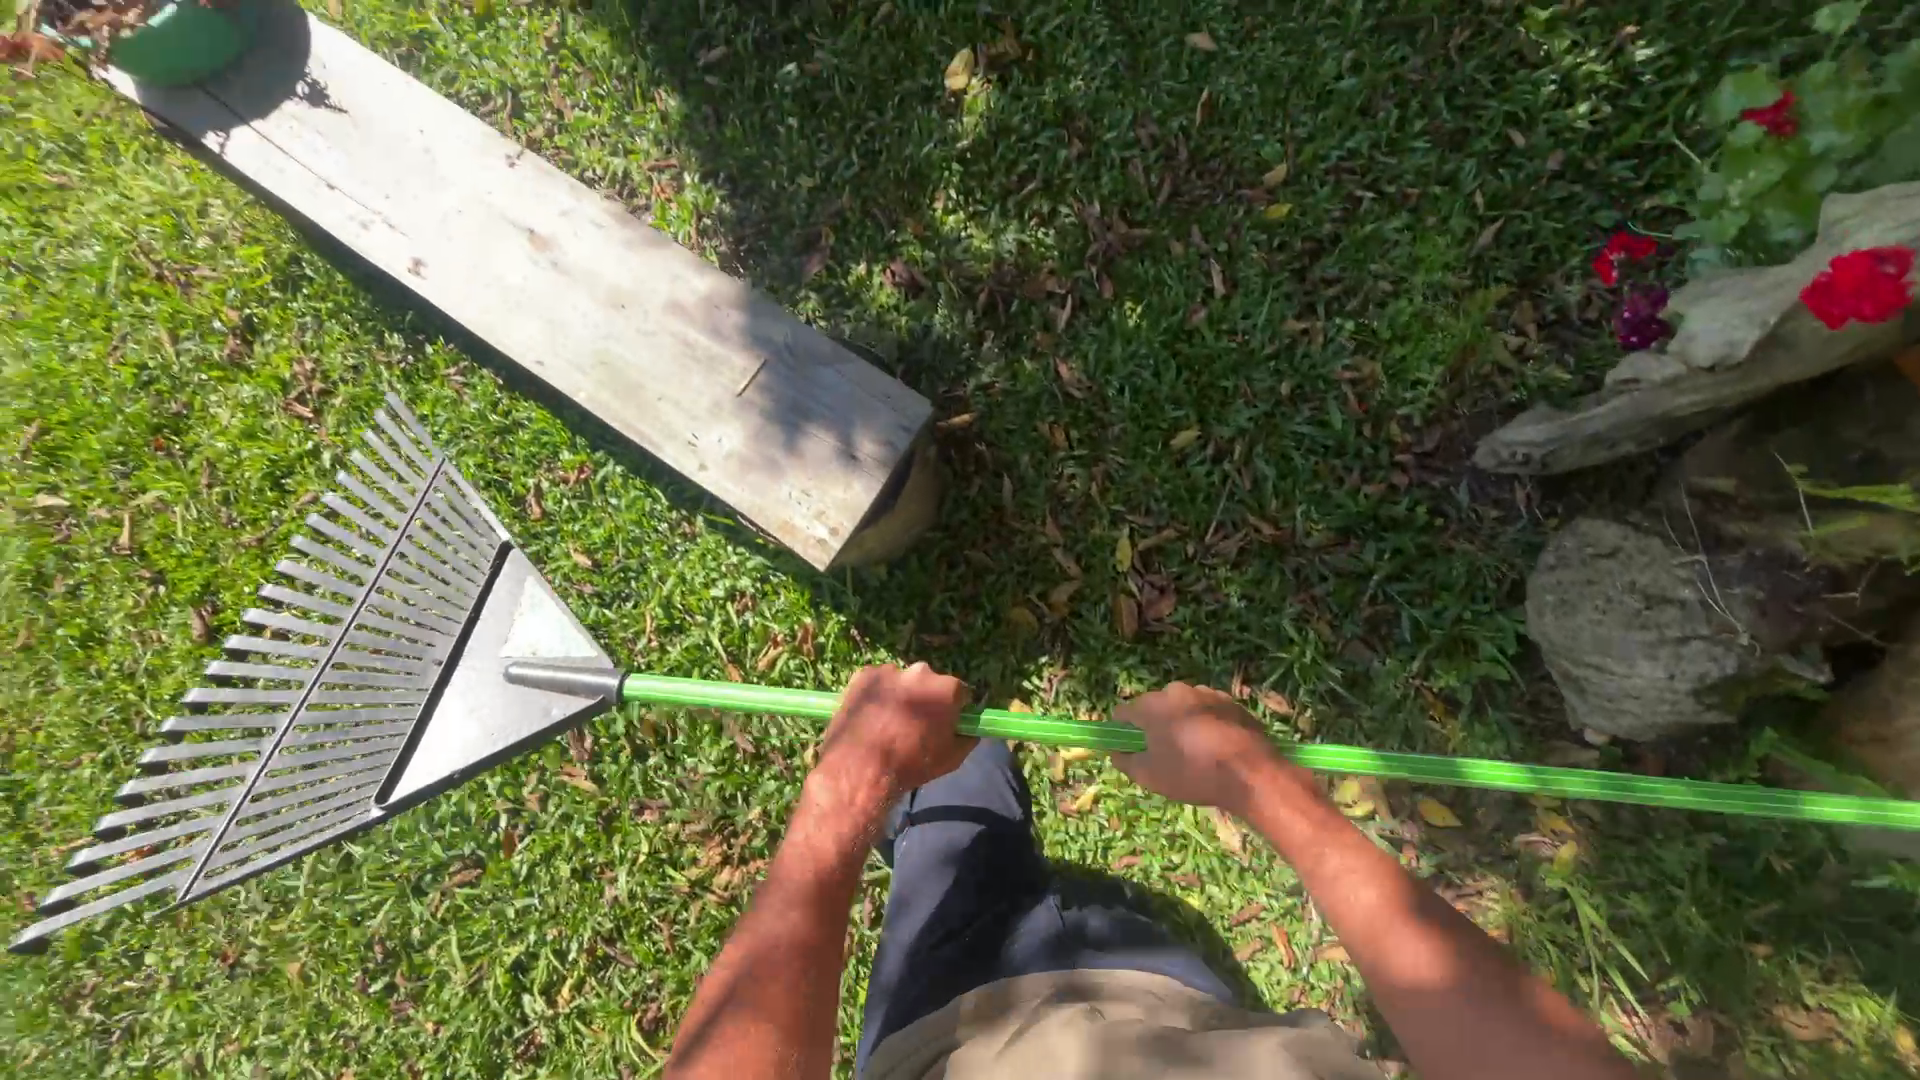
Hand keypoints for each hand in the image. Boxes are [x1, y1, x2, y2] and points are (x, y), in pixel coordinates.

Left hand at [812, 663, 973, 814]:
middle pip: (930, 683)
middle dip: (926, 698)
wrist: (861, 767)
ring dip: (901, 695)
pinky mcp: (865, 674)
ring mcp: (891, 670)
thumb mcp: (952, 758)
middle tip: (915, 724)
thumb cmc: (912, 764)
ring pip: (902, 681)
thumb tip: (970, 730)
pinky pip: (878, 681)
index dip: (954, 708)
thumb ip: (967, 738)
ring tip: (888, 721)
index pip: (960, 692)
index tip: (945, 722)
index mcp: (947, 688)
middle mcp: (921, 671)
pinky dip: (877, 694)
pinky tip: (871, 716)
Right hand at [1113, 682, 1301, 814]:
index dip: (1123, 732)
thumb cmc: (1193, 773)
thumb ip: (1125, 760)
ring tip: (1195, 754)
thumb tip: (1117, 751)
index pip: (1123, 712)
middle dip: (1155, 727)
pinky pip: (1208, 712)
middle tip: (1165, 756)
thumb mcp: (1149, 776)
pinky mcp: (1231, 702)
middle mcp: (1176, 691)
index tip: (1132, 750)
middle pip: (1154, 707)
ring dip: (1182, 724)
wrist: (1252, 773)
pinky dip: (1206, 725)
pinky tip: (1217, 749)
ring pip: (1183, 708)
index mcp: (1151, 705)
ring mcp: (1206, 693)